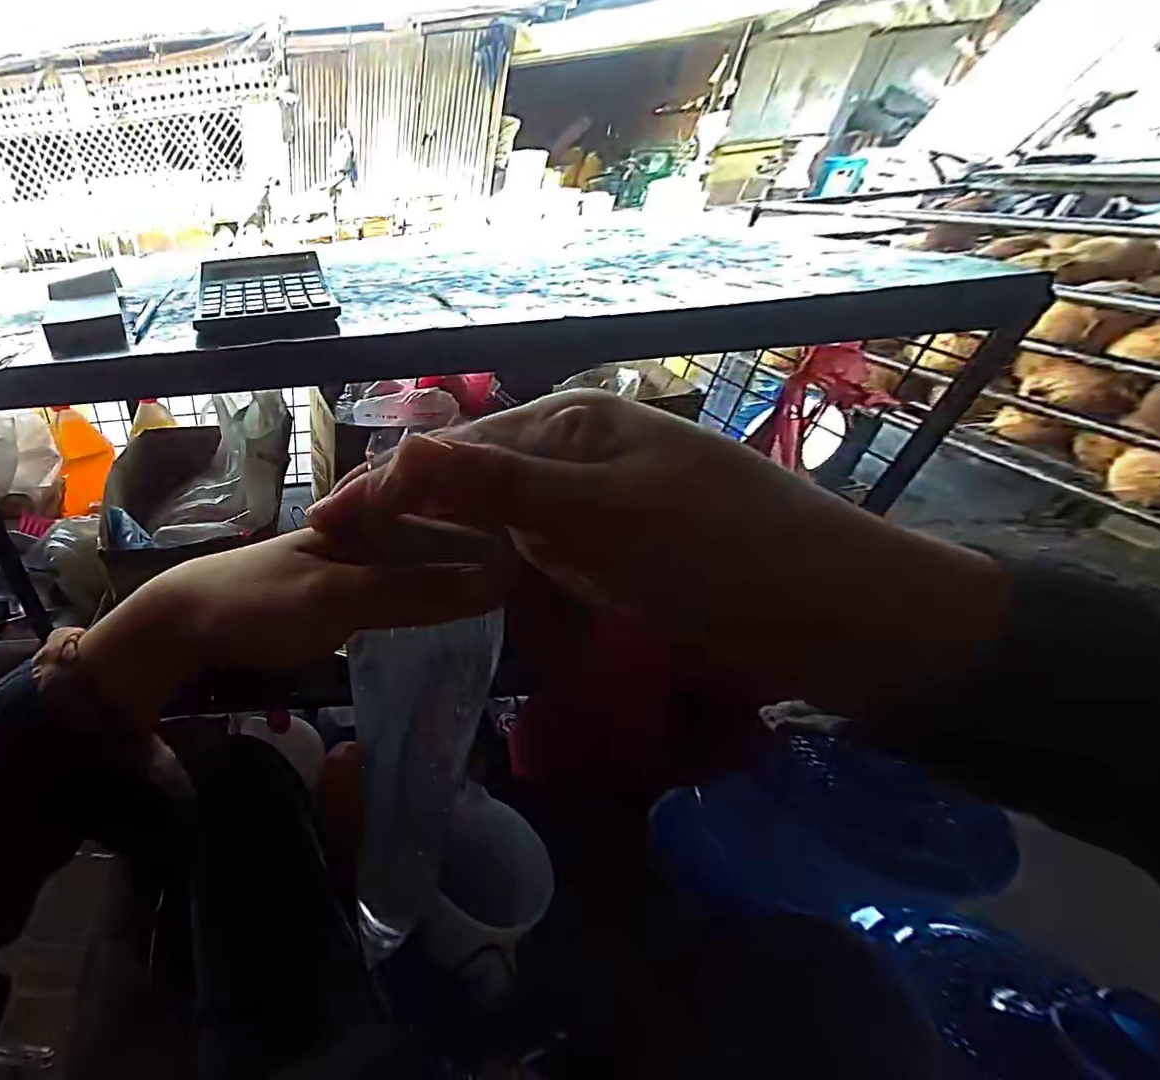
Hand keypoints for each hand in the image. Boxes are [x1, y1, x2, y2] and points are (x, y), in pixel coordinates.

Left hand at [75, 522, 515, 727]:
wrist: (186, 626)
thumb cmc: (257, 601)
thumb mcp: (337, 596)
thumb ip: (411, 589)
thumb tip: (495, 582)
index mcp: (363, 515)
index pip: (443, 504)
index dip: (493, 519)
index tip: (544, 546)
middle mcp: (364, 530)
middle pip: (438, 532)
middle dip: (484, 550)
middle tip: (543, 578)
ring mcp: (351, 563)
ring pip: (419, 562)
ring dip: (459, 576)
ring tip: (516, 596)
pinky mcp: (341, 596)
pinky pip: (396, 591)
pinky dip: (427, 599)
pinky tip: (455, 613)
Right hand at [310, 390, 1009, 711]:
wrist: (831, 615)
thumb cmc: (720, 549)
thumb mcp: (600, 514)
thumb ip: (499, 486)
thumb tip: (406, 443)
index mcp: (568, 423)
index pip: (454, 452)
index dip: (388, 484)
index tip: (328, 519)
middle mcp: (563, 451)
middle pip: (458, 478)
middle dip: (392, 505)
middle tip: (329, 536)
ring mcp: (572, 498)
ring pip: (478, 511)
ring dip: (421, 529)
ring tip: (361, 552)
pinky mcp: (584, 541)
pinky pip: (508, 542)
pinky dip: (465, 553)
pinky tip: (430, 565)